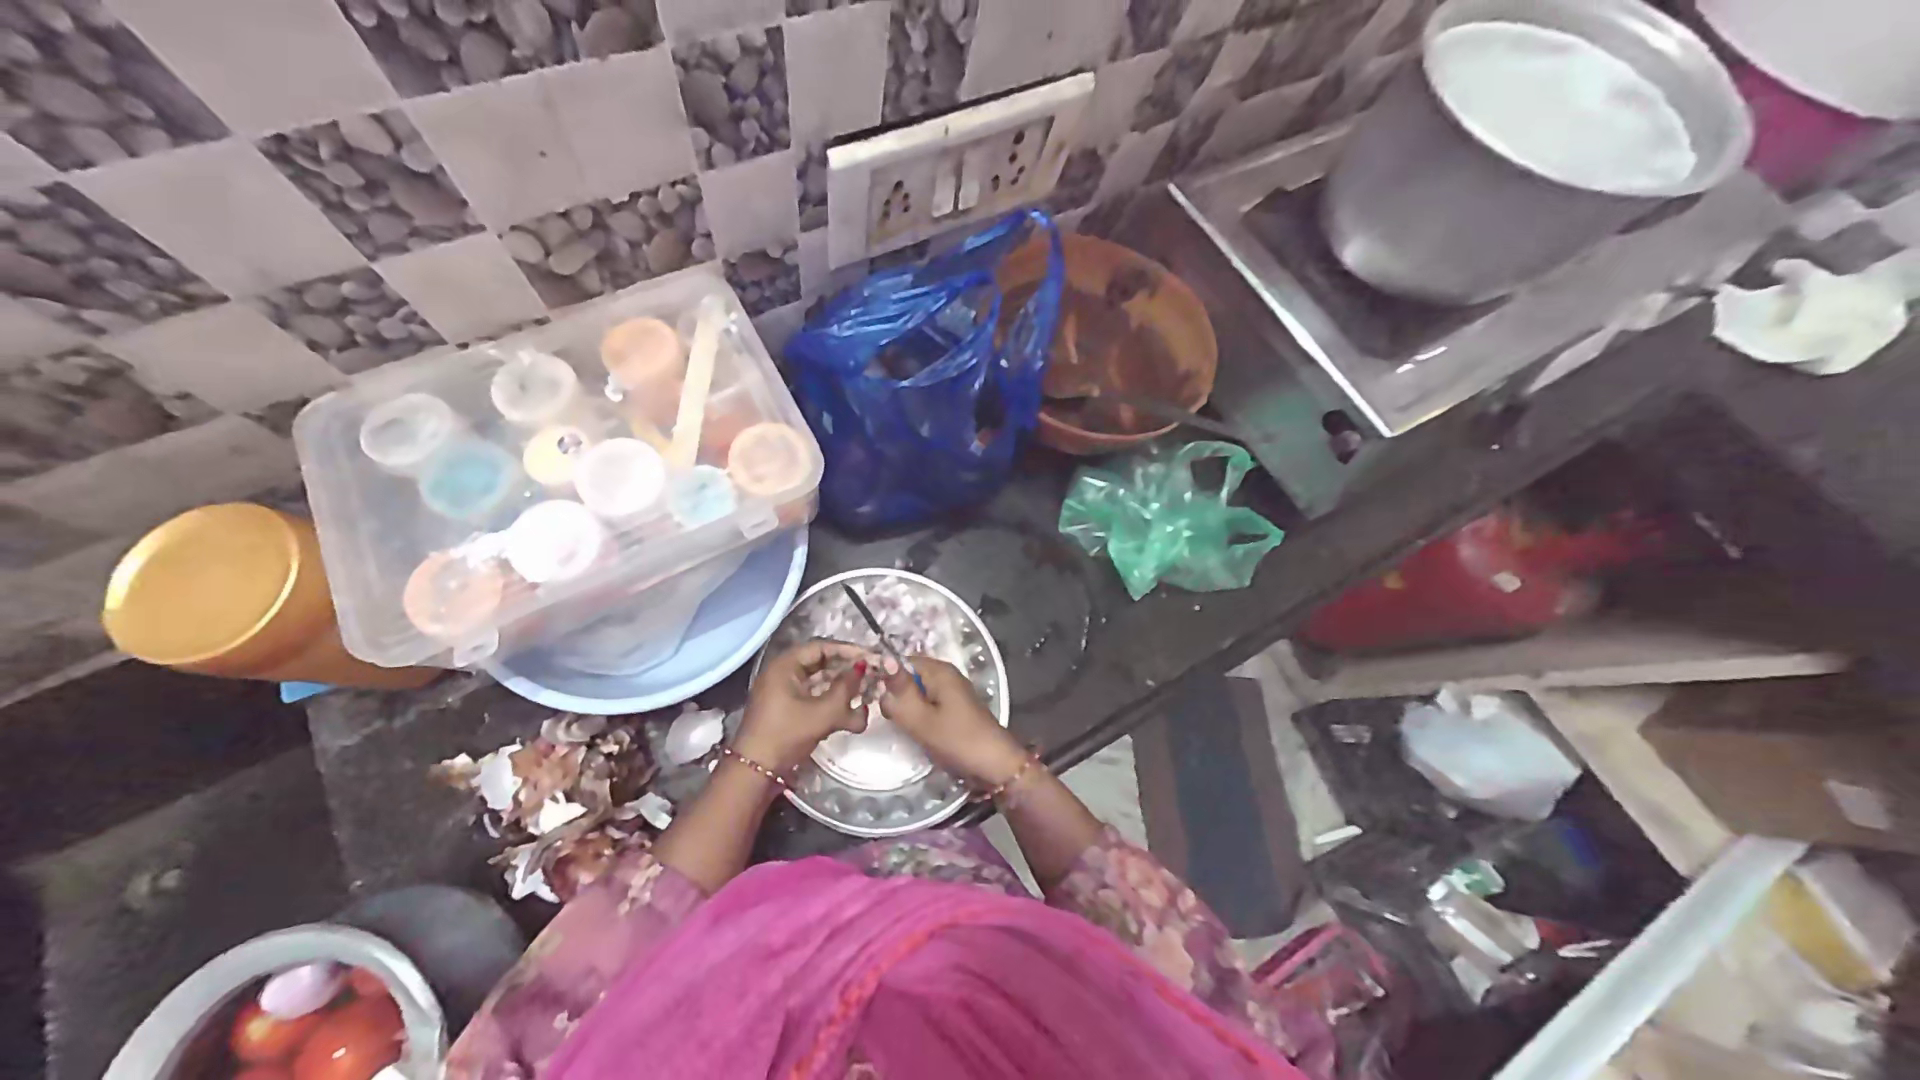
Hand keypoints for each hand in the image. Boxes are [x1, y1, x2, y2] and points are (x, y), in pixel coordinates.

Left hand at [735, 639, 871, 772]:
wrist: (756, 773)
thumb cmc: (787, 734)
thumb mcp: (822, 712)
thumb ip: (845, 688)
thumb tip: (862, 668)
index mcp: (785, 666)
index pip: (821, 647)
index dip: (847, 651)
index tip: (870, 657)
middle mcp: (783, 674)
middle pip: (821, 664)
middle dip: (847, 671)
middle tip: (871, 675)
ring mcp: (784, 693)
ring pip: (819, 683)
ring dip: (842, 689)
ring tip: (866, 695)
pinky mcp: (787, 710)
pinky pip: (814, 698)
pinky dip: (832, 703)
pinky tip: (852, 714)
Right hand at [881, 657, 1025, 787]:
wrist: (994, 766)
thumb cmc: (957, 740)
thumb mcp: (921, 718)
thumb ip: (900, 691)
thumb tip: (883, 658)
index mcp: (939, 671)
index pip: (902, 661)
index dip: (884, 676)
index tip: (871, 696)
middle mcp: (946, 675)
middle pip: (910, 676)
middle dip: (896, 694)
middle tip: (890, 717)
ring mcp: (952, 692)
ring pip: (918, 692)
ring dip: (907, 707)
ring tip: (902, 725)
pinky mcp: (954, 708)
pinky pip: (928, 704)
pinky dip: (919, 715)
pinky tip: (916, 730)